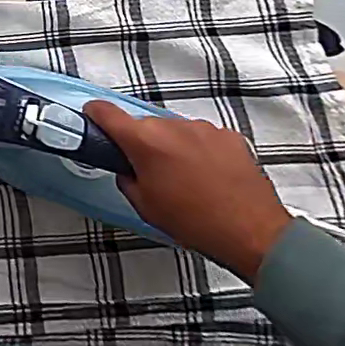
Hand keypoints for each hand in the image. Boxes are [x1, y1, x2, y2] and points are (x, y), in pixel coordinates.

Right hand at [84, 101, 293, 281]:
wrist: (252, 233)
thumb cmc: (193, 222)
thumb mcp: (144, 205)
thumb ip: (126, 178)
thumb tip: (128, 168)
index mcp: (143, 140)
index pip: (106, 112)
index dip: (94, 114)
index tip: (92, 118)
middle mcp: (171, 126)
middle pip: (144, 124)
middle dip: (141, 141)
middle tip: (148, 170)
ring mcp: (202, 128)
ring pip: (174, 130)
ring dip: (172, 146)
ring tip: (185, 178)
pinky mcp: (228, 135)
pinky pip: (202, 137)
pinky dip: (199, 150)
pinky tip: (208, 175)